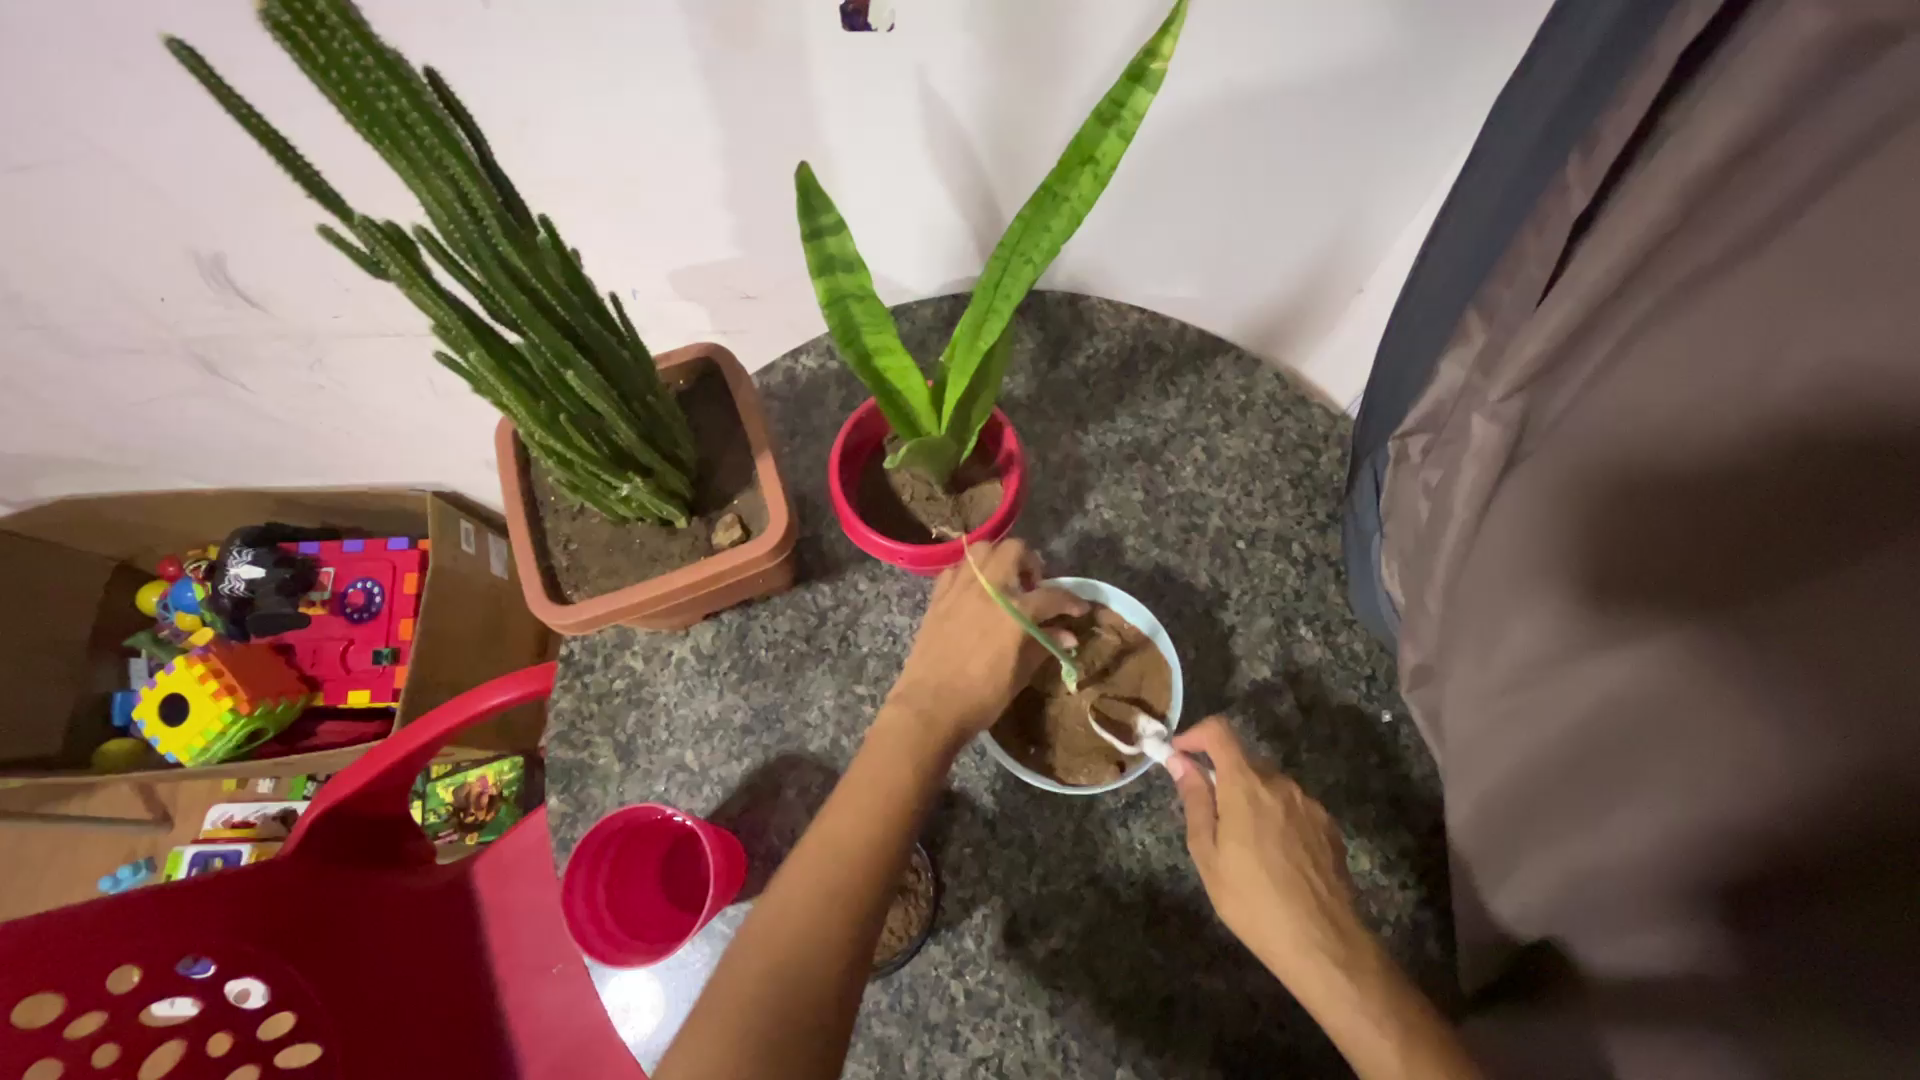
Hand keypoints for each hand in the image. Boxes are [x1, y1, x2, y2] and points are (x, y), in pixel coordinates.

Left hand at [882, 539, 1088, 745]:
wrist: (930, 706)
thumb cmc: (981, 697)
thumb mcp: (1020, 673)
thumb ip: (1044, 645)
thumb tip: (1069, 635)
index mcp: (1014, 611)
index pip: (1052, 595)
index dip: (1071, 601)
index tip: (1079, 609)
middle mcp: (988, 589)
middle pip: (1014, 550)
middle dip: (1031, 562)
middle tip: (1033, 587)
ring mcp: (959, 589)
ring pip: (982, 549)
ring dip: (999, 558)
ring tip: (1004, 583)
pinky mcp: (938, 596)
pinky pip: (956, 568)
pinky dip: (970, 572)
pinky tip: (975, 592)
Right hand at [1167, 717, 1369, 982]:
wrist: (1323, 942)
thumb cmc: (1251, 900)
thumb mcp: (1208, 853)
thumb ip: (1195, 800)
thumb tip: (1179, 761)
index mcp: (1246, 784)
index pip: (1220, 731)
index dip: (1195, 735)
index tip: (1180, 756)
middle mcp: (1280, 783)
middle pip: (1245, 761)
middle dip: (1222, 778)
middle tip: (1210, 819)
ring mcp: (1309, 804)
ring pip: (1270, 786)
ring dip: (1251, 800)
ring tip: (1244, 847)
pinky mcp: (1328, 826)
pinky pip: (1293, 807)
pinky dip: (1276, 817)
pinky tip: (1275, 858)